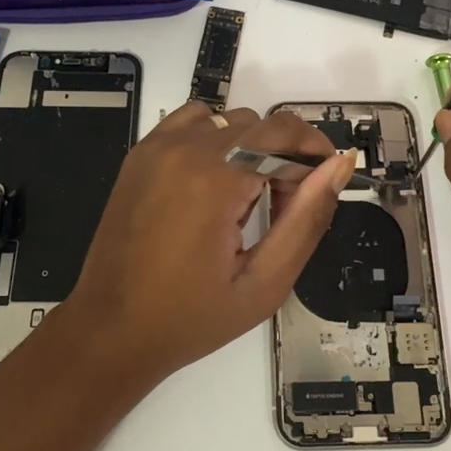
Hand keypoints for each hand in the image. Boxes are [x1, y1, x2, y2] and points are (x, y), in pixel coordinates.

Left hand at [60, 103, 353, 381]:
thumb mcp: (265, 282)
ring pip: (227, 120)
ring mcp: (156, 148)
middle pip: (258, 126)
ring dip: (248, 148)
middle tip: (279, 212)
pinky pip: (190, 122)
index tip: (319, 188)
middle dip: (283, 159)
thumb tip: (339, 166)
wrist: (111, 330)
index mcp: (215, 178)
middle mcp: (183, 149)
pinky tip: (211, 184)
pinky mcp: (140, 155)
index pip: (284, 132)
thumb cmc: (190, 318)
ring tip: (244, 202)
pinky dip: (213, 140)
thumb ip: (307, 218)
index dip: (313, 153)